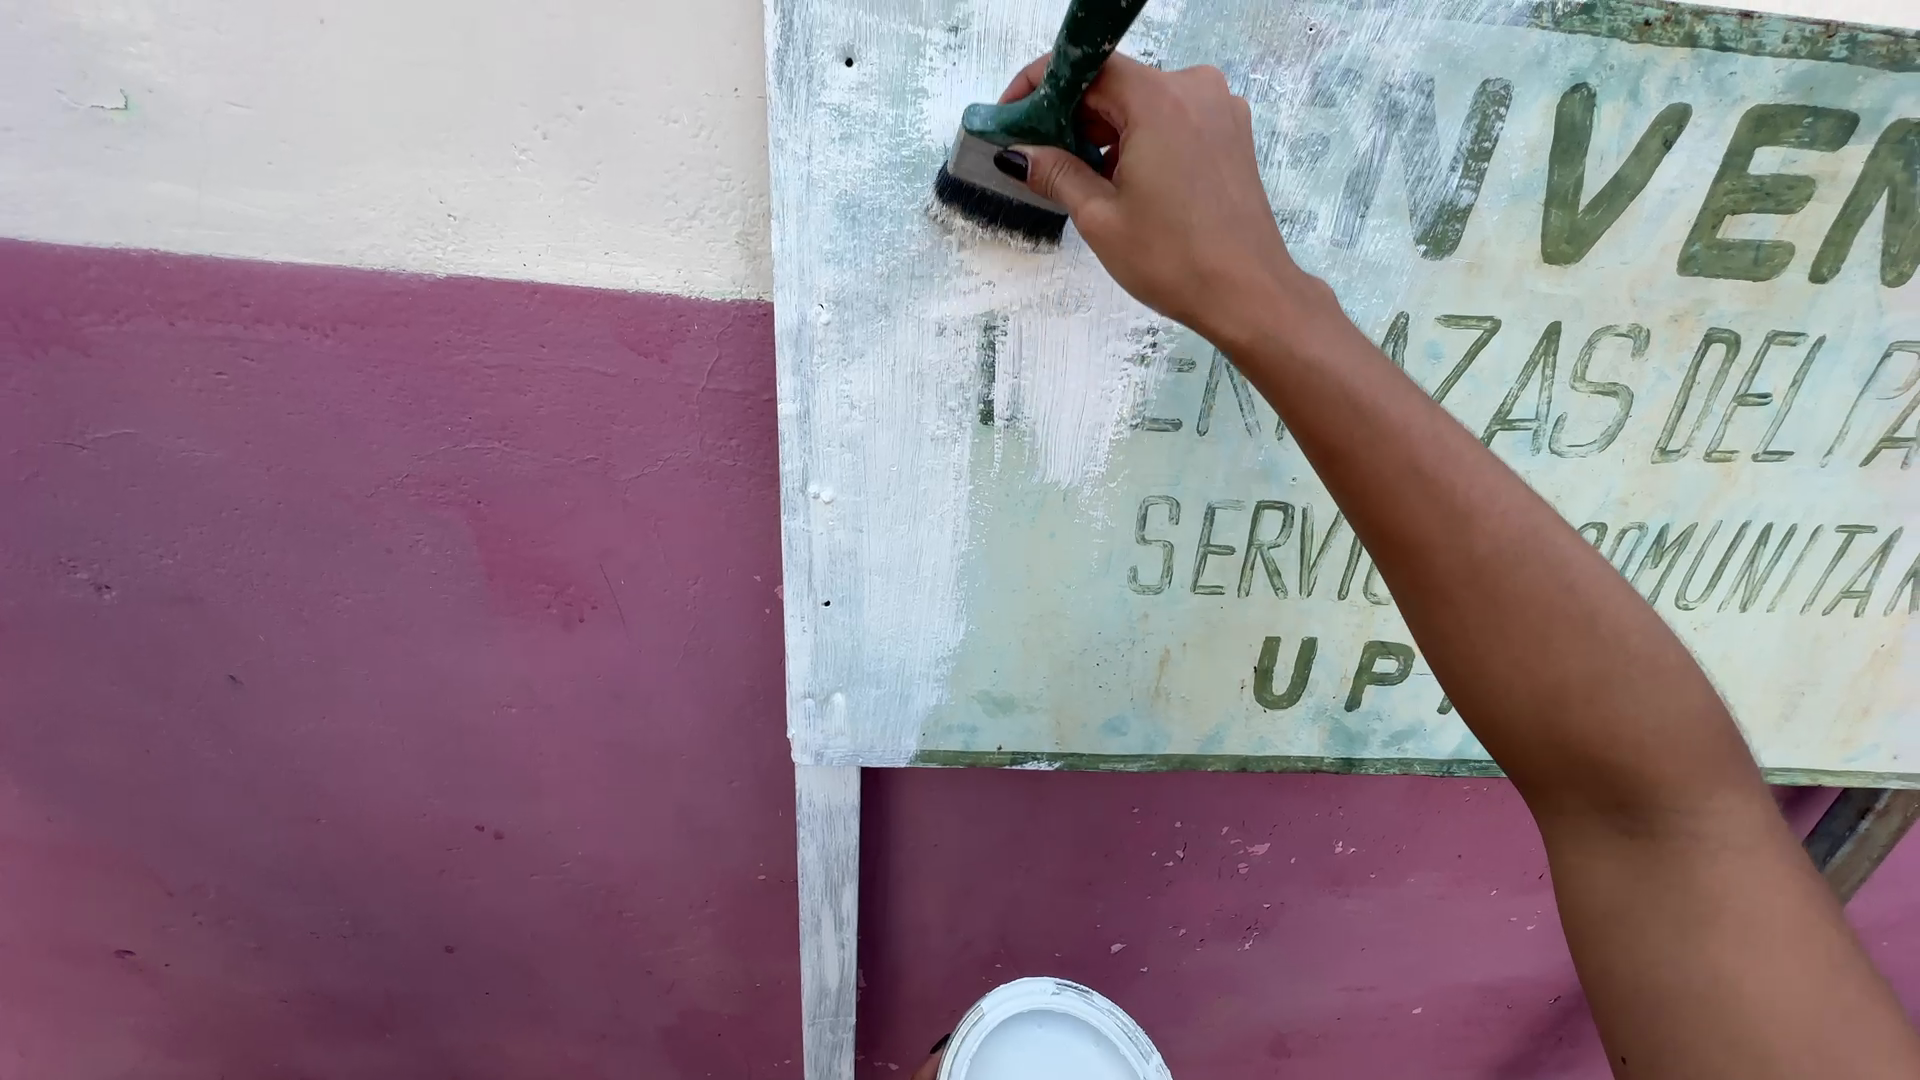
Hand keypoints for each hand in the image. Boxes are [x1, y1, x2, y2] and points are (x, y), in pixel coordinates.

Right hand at [995, 53, 1328, 350]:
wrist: (1247, 293)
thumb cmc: (1175, 261)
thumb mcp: (1100, 218)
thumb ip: (1056, 174)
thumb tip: (1019, 152)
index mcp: (1158, 101)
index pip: (1087, 67)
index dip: (1041, 87)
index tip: (1012, 115)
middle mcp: (1194, 90)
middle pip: (1117, 85)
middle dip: (1073, 118)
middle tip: (1038, 158)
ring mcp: (1219, 110)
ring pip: (1145, 107)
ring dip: (1108, 135)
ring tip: (1085, 186)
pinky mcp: (1231, 135)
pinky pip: (1173, 123)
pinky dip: (1142, 143)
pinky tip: (1126, 186)